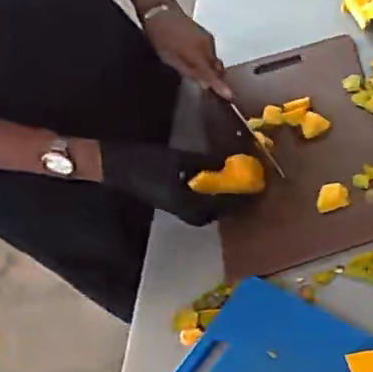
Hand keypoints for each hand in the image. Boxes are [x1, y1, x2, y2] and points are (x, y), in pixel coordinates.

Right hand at [99, 139, 240, 225]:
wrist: (113, 165)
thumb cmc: (143, 160)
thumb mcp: (179, 158)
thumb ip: (206, 163)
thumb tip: (232, 163)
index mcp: (187, 203)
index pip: (224, 204)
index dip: (243, 196)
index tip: (260, 187)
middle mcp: (186, 213)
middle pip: (221, 212)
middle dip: (238, 201)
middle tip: (253, 187)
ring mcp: (179, 212)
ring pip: (212, 212)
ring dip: (227, 202)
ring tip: (240, 187)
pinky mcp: (175, 207)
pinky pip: (202, 209)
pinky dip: (214, 201)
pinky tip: (219, 189)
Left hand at [145, 7, 234, 99]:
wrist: (160, 12)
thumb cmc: (161, 36)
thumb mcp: (170, 59)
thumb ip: (190, 72)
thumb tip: (205, 84)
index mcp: (195, 53)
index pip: (211, 74)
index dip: (220, 86)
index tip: (230, 96)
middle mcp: (207, 46)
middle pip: (217, 68)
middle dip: (213, 77)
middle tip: (202, 82)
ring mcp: (209, 40)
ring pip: (215, 60)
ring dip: (209, 67)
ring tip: (193, 65)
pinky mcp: (208, 36)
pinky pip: (212, 52)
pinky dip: (207, 58)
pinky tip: (194, 55)